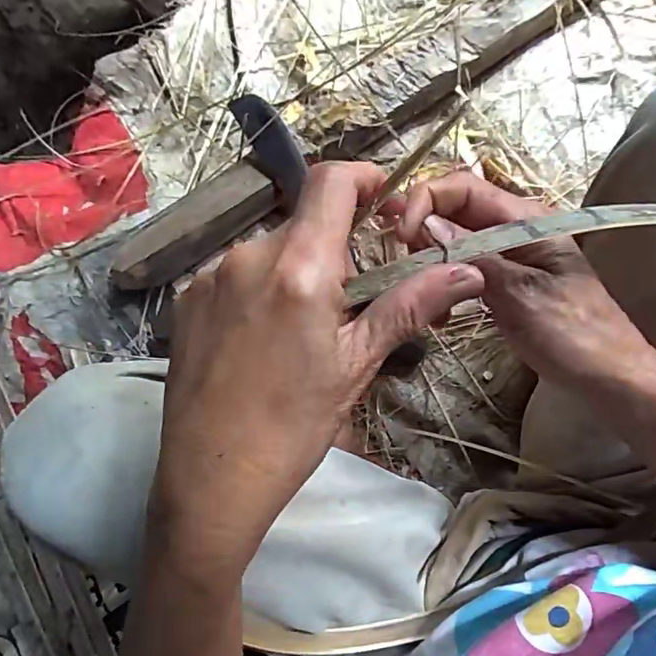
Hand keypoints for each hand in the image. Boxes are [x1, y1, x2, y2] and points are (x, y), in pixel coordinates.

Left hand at [152, 161, 484, 582]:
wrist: (212, 476)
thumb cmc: (296, 425)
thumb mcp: (359, 362)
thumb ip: (411, 304)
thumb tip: (468, 272)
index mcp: (300, 267)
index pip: (332, 182)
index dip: (366, 179)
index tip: (387, 203)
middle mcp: (248, 255)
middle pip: (305, 221)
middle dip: (339, 244)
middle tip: (357, 298)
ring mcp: (210, 276)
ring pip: (272, 249)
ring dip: (301, 269)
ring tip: (309, 328)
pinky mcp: (187, 298)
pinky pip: (239, 272)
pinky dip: (265, 287)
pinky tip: (267, 338)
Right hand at [383, 169, 655, 391]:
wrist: (609, 376)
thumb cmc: (572, 335)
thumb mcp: (519, 294)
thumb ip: (474, 255)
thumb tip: (426, 221)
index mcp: (527, 220)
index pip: (463, 186)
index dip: (425, 200)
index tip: (400, 236)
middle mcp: (517, 230)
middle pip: (456, 210)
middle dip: (423, 232)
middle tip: (406, 272)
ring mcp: (512, 258)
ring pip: (458, 242)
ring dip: (433, 262)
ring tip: (424, 299)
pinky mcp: (508, 284)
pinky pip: (468, 270)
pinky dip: (448, 284)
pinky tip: (440, 313)